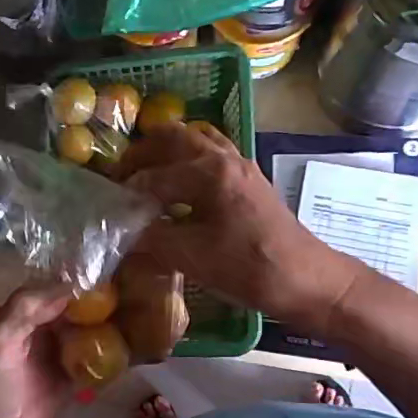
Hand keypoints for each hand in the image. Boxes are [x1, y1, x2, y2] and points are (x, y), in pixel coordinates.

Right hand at [115, 123, 366, 330]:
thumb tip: (122, 232)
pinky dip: (188, 160)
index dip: (127, 194)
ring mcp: (240, 165)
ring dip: (166, 151)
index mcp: (210, 171)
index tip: (108, 210)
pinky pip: (212, 154)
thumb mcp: (194, 258)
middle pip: (173, 137)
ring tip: (145, 176)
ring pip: (195, 139)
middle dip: (141, 155)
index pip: (154, 176)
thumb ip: (153, 240)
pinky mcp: (249, 179)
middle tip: (119, 178)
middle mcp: (224, 157)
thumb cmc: (251, 268)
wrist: (308, 280)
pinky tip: (179, 187)